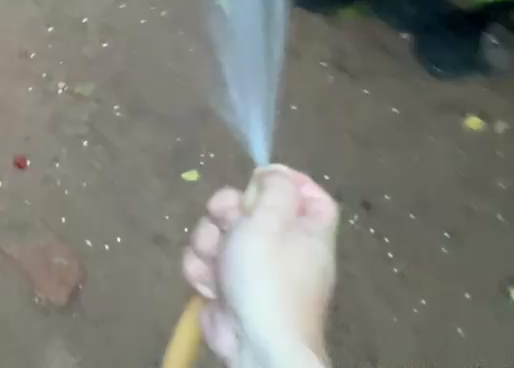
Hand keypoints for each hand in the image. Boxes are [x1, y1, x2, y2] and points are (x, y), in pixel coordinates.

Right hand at [182, 164, 338, 367]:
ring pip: (218, 232)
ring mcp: (253, 267)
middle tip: (227, 222)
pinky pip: (206, 260)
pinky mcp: (227, 284)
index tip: (258, 176)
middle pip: (249, 207)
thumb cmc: (268, 277)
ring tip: (216, 264)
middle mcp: (282, 247)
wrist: (256, 343)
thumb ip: (274, 190)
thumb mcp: (271, 222)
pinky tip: (210, 285)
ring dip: (207, 243)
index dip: (287, 181)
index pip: (311, 197)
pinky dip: (202, 269)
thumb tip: (275, 172)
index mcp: (306, 233)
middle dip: (226, 210)